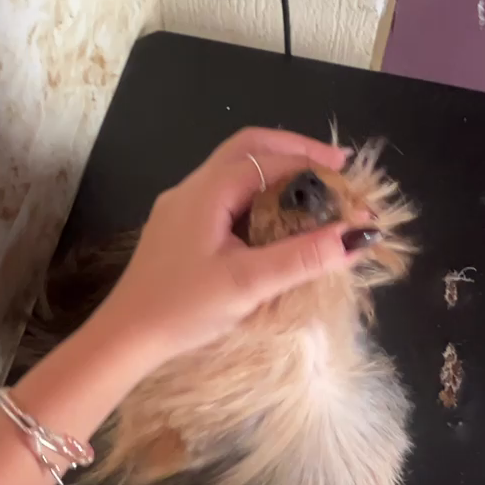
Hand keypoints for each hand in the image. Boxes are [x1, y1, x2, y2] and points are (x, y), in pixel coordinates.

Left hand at [85, 127, 363, 363]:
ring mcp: (181, 207)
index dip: (315, 169)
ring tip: (312, 188)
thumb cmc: (184, 309)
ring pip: (234, 170)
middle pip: (249, 148)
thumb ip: (303, 258)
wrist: (126, 336)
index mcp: (208, 191)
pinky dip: (256, 194)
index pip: (270, 160)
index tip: (352, 187)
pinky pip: (223, 195)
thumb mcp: (249, 284)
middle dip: (295, 151)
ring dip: (274, 170)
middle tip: (336, 167)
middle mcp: (192, 188)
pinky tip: (272, 217)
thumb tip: (358, 236)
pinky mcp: (178, 228)